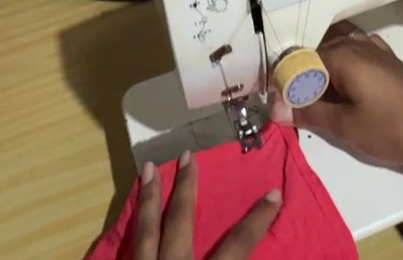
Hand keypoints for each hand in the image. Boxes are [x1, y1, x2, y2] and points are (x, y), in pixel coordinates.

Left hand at [126, 149, 280, 259]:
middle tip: (186, 154)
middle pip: (180, 222)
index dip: (257, 219)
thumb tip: (246, 250)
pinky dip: (130, 230)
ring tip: (147, 168)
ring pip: (146, 231)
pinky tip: (130, 217)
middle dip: (185, 187)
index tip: (274, 192)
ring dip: (149, 198)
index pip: (237, 245)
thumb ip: (231, 257)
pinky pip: (127, 250)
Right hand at [275, 21, 402, 178]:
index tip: (277, 100)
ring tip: (317, 93)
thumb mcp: (344, 126)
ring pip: (338, 48)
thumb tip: (275, 107)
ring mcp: (375, 49)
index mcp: (343, 56)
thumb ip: (309, 112)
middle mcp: (357, 44)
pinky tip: (344, 79)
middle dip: (304, 73)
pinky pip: (357, 49)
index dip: (287, 79)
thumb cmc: (389, 129)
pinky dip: (344, 60)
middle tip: (293, 101)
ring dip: (323, 66)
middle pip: (319, 52)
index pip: (303, 60)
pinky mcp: (388, 59)